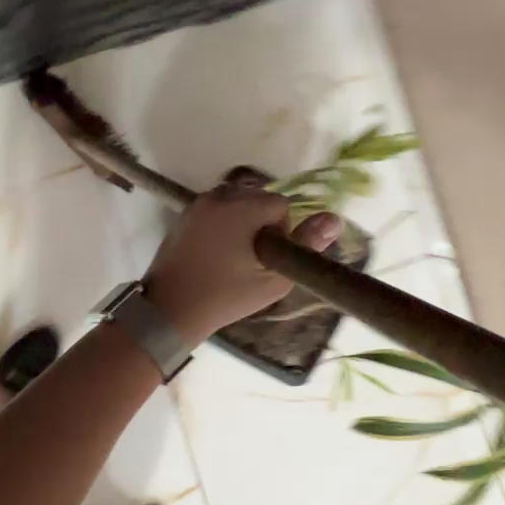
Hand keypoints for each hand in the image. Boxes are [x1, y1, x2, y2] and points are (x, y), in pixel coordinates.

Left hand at [141, 183, 341, 344]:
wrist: (171, 308)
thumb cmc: (226, 296)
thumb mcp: (273, 278)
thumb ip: (305, 245)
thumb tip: (334, 218)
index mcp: (241, 208)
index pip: (279, 203)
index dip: (283, 229)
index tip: (270, 256)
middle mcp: (217, 198)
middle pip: (256, 197)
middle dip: (262, 221)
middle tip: (253, 257)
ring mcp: (196, 205)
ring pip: (234, 200)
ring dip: (242, 219)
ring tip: (236, 254)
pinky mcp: (183, 216)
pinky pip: (213, 209)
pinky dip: (221, 222)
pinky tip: (216, 252)